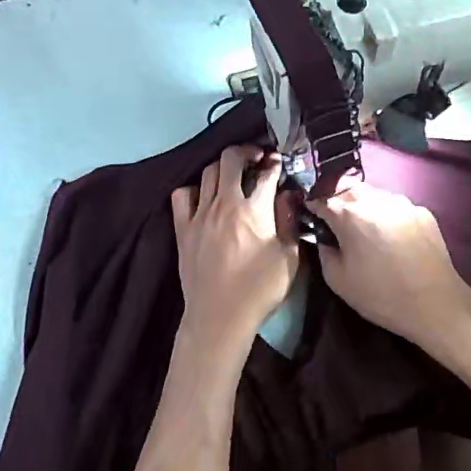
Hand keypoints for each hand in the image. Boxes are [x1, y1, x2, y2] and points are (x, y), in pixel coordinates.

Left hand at [172, 145, 297, 345]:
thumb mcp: (289, 257)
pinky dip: (194, 190)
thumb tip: (288, 194)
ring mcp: (199, 214)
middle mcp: (224, 203)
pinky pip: (182, 196)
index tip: (279, 163)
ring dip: (223, 167)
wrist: (219, 317)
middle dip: (246, 152)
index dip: (275, 162)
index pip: (265, 172)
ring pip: (207, 172)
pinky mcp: (182, 229)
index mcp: (253, 209)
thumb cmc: (259, 289)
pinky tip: (204, 199)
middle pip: (230, 159)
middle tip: (257, 159)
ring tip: (233, 175)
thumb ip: (289, 221)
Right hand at [307, 182, 470, 351]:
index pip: (322, 198)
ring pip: (373, 194)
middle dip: (337, 199)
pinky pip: (396, 206)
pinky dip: (387, 215)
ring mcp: (402, 202)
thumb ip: (324, 251)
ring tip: (365, 229)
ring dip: (363, 205)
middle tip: (336, 221)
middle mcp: (376, 200)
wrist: (435, 303)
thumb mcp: (338, 281)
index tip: (311, 215)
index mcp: (350, 215)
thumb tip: (325, 237)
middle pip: (348, 188)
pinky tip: (392, 238)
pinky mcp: (422, 211)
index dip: (313, 206)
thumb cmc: (381, 295)